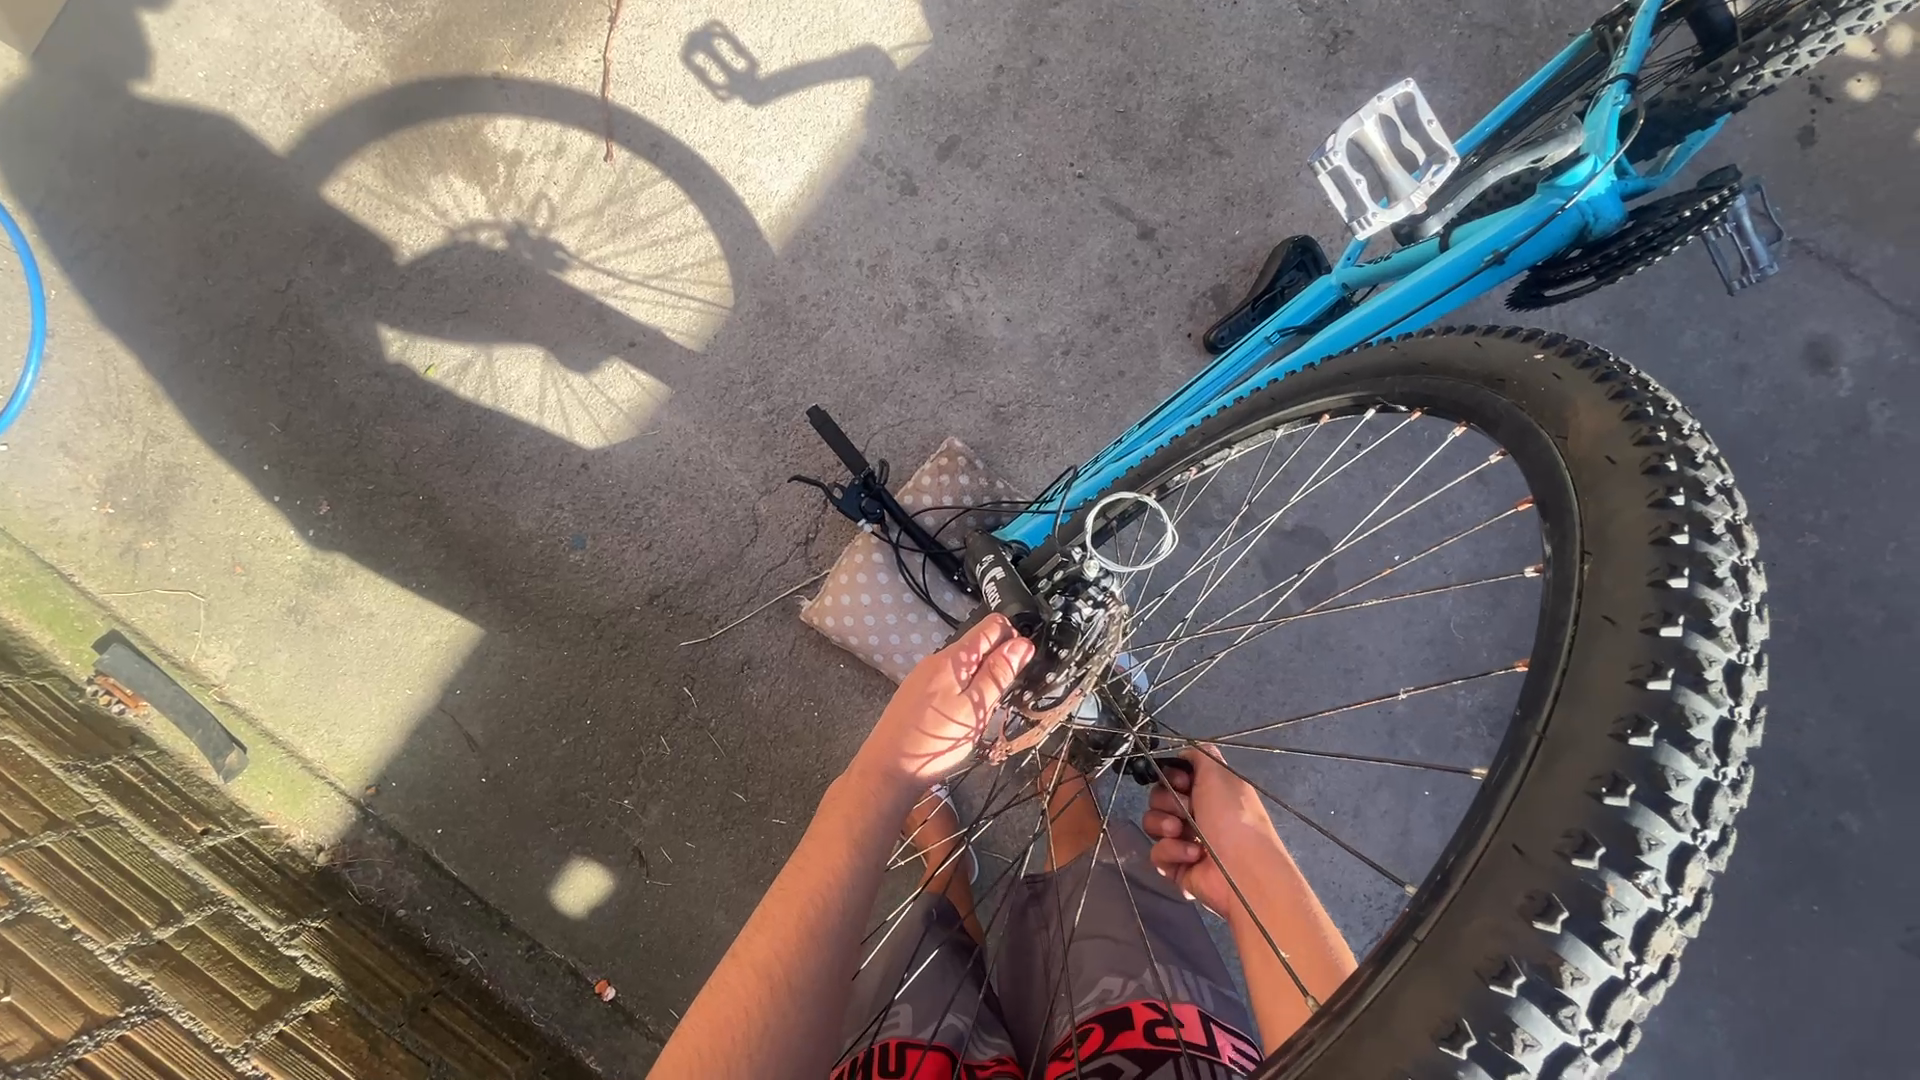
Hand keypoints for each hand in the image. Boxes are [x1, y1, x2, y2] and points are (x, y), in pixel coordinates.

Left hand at [853, 615, 1034, 795]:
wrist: (887, 770)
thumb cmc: (935, 740)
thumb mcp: (975, 707)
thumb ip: (998, 674)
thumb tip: (1023, 643)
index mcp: (954, 657)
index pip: (992, 626)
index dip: (1014, 638)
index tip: (1025, 665)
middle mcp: (938, 659)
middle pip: (978, 644)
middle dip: (1000, 660)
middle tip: (1009, 694)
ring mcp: (925, 676)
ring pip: (965, 665)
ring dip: (983, 678)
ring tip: (989, 710)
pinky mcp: (918, 694)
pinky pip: (950, 680)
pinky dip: (965, 689)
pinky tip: (966, 715)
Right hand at [1142, 746, 1283, 919]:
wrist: (1242, 869)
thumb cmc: (1233, 818)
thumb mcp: (1219, 773)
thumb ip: (1199, 755)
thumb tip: (1184, 753)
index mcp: (1208, 793)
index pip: (1172, 777)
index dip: (1171, 777)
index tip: (1181, 783)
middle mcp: (1196, 814)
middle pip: (1158, 798)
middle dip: (1167, 801)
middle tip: (1185, 810)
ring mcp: (1185, 841)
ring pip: (1152, 824)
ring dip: (1165, 826)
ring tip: (1182, 834)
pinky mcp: (1177, 866)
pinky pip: (1157, 853)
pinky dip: (1172, 852)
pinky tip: (1192, 856)